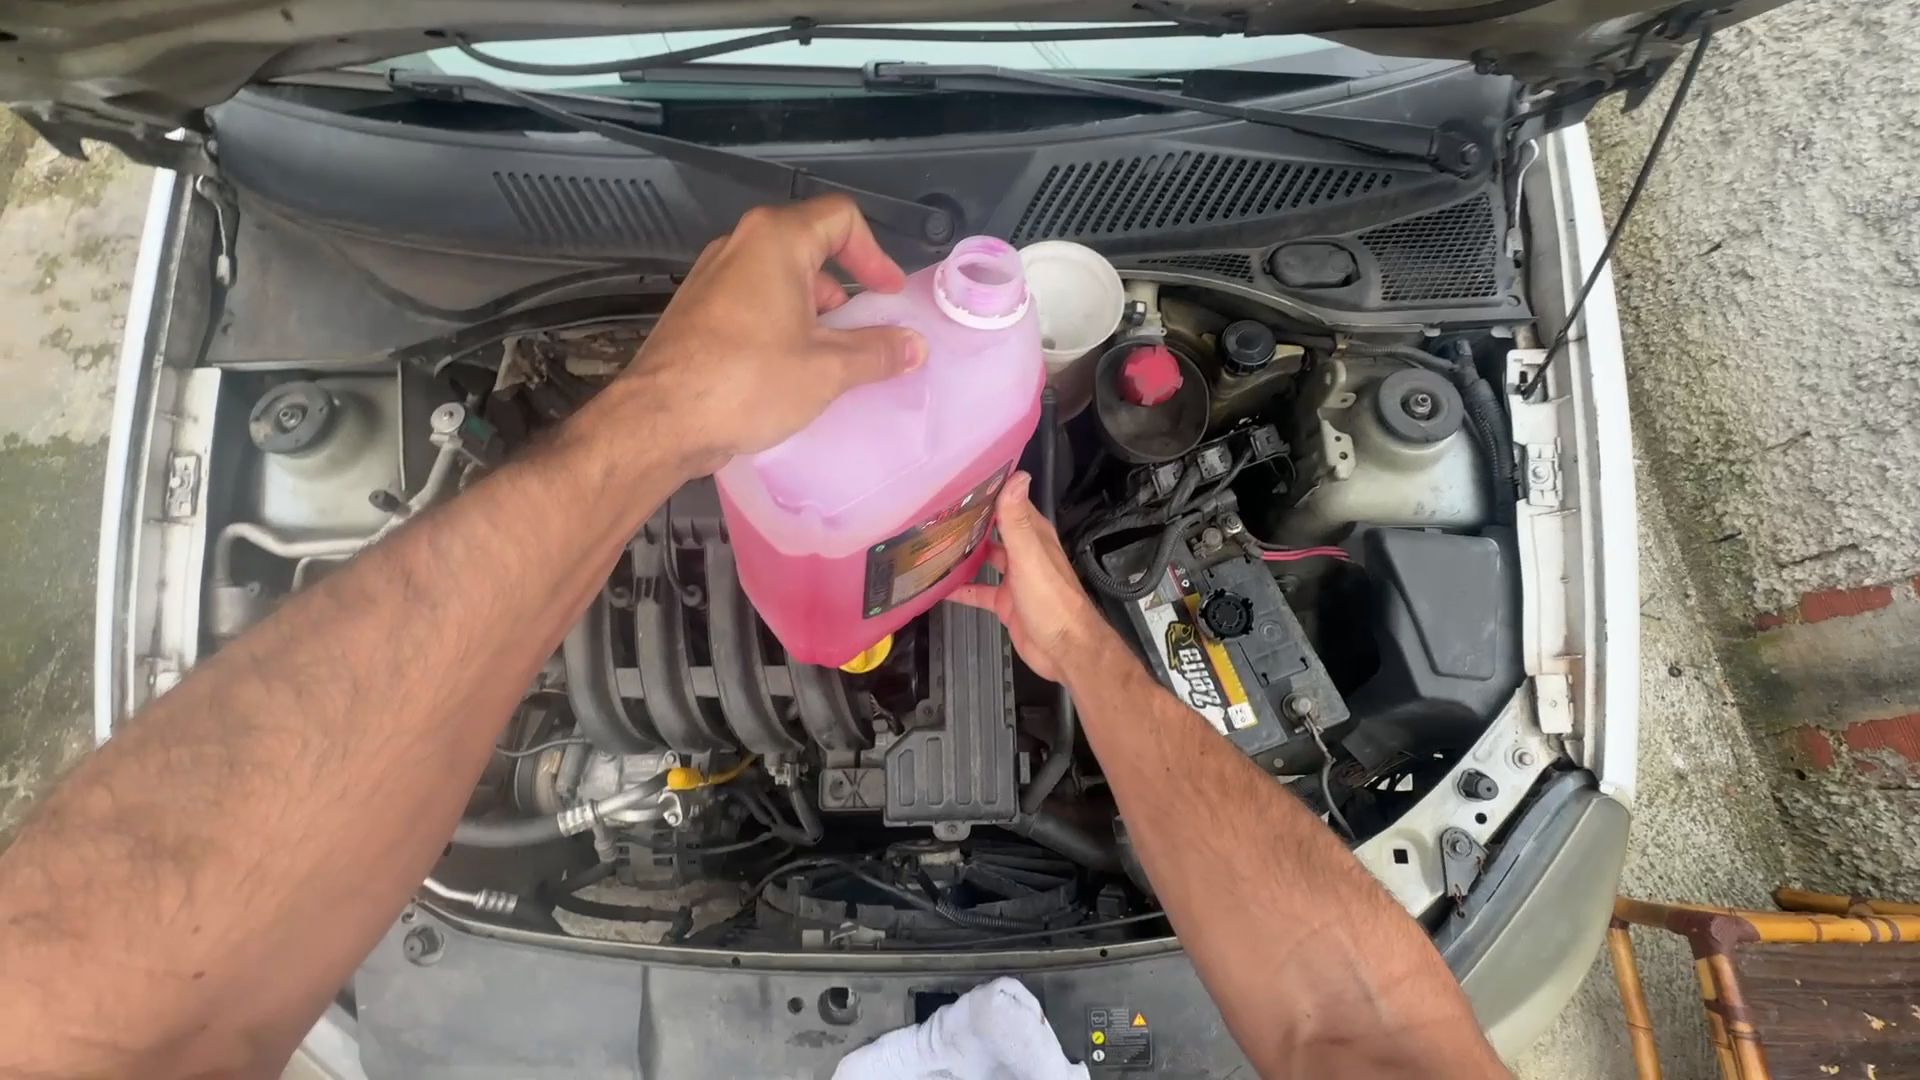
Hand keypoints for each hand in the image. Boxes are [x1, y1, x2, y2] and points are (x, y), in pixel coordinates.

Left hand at [627, 196, 927, 473]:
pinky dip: (783, 326)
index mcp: (776, 241)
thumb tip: (914, 347)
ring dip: (815, 313)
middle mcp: (741, 247)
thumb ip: (878, 352)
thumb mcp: (828, 369)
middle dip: (845, 290)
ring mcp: (714, 278)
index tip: (888, 294)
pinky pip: (754, 304)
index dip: (875, 254)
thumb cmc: (747, 382)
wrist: (663, 419)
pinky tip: (790, 371)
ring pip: (781, 279)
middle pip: (810, 248)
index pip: (841, 219)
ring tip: (829, 359)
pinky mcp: (699, 311)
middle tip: (863, 332)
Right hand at [950, 473, 1109, 682]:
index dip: (988, 491)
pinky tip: (941, 587)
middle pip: (994, 530)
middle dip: (970, 522)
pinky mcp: (1007, 603)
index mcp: (1033, 536)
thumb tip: (1017, 476)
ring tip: (936, 544)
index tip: (959, 481)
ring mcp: (1016, 578)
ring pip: (986, 559)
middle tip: (938, 513)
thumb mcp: (1030, 555)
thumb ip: (1017, 520)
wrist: (1064, 650)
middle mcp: (1025, 553)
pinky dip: (962, 589)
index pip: (1010, 504)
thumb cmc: (1052, 600)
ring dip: (965, 553)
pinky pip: (980, 591)